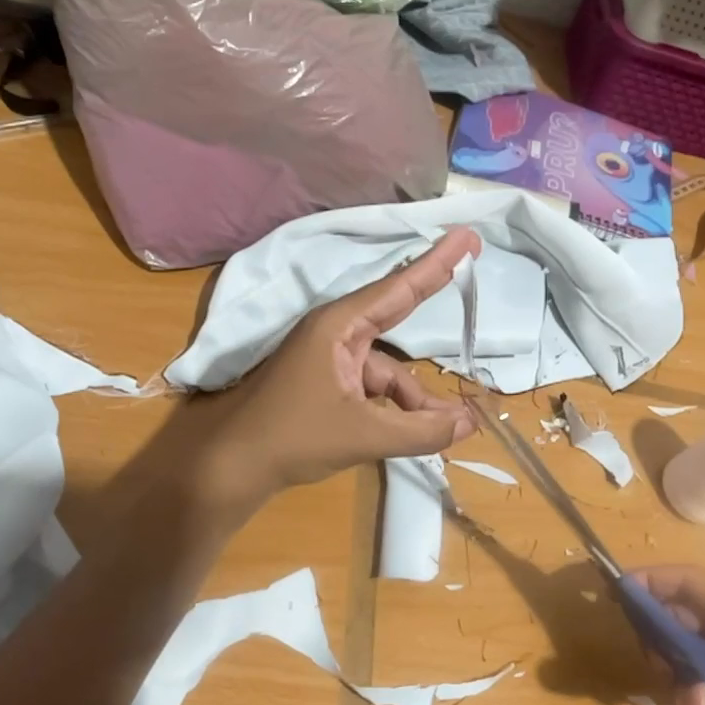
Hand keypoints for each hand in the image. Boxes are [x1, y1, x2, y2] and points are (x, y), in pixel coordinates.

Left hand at [170, 228, 482, 514]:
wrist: (231, 467)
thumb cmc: (292, 437)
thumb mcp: (364, 435)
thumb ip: (421, 430)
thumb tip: (470, 423)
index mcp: (338, 327)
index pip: (399, 288)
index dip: (437, 263)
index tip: (467, 236)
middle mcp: (335, 334)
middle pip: (397, 318)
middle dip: (431, 307)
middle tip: (472, 269)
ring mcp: (330, 360)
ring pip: (389, 371)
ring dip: (415, 399)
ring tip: (444, 428)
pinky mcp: (326, 385)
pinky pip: (373, 389)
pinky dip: (395, 409)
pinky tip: (414, 434)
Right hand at [632, 565, 704, 704]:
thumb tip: (689, 702)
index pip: (690, 580)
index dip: (653, 580)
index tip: (618, 591)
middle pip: (681, 608)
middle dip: (657, 632)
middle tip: (654, 668)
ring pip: (690, 636)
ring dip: (674, 659)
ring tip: (678, 692)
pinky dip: (692, 676)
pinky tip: (697, 702)